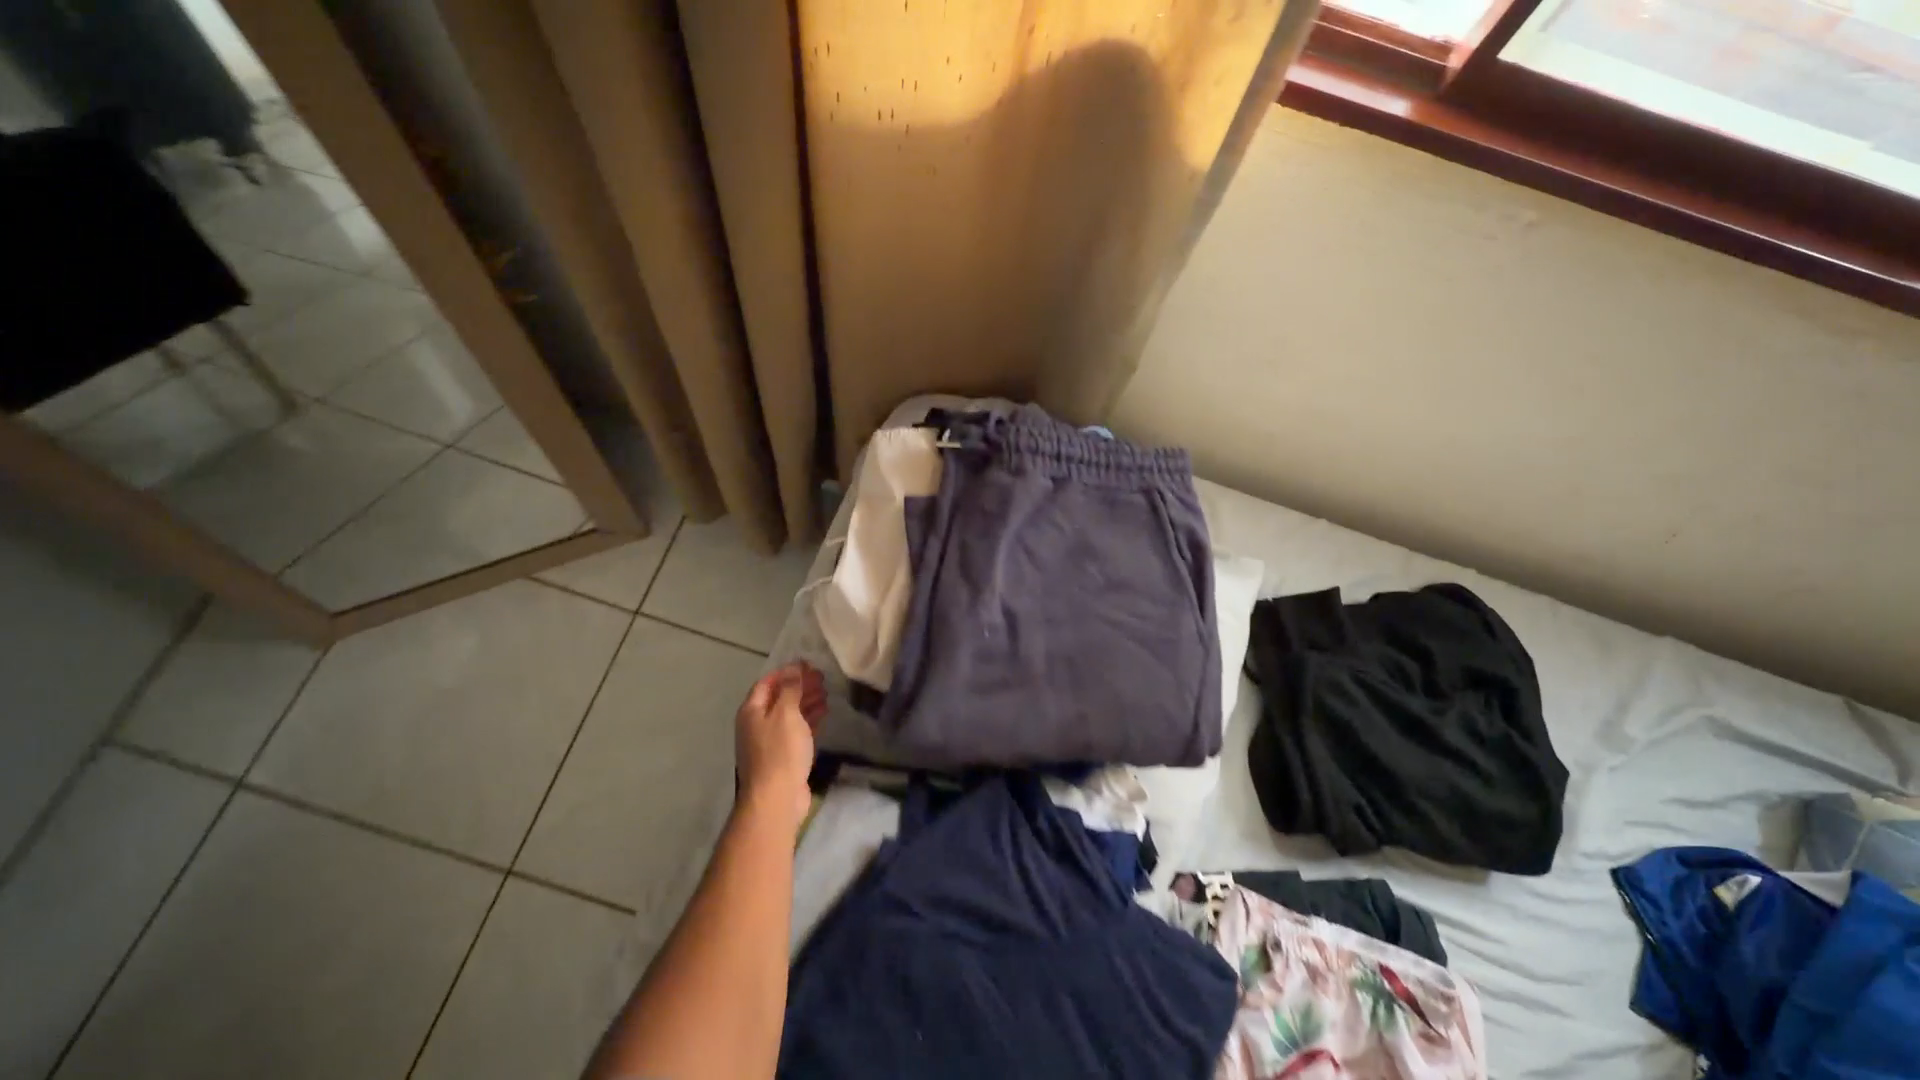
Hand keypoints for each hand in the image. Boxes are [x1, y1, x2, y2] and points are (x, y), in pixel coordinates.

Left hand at [734, 661, 826, 831]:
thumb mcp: (785, 713)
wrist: (776, 798)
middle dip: (798, 686)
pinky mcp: (784, 756)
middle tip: (822, 677)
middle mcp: (757, 724)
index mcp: (751, 711)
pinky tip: (823, 713)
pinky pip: (797, 731)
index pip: (767, 683)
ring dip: (806, 702)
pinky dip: (809, 720)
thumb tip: (793, 668)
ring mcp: (770, 742)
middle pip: (778, 698)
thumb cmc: (780, 751)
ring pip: (789, 715)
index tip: (808, 665)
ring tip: (826, 693)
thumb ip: (790, 689)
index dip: (786, 672)